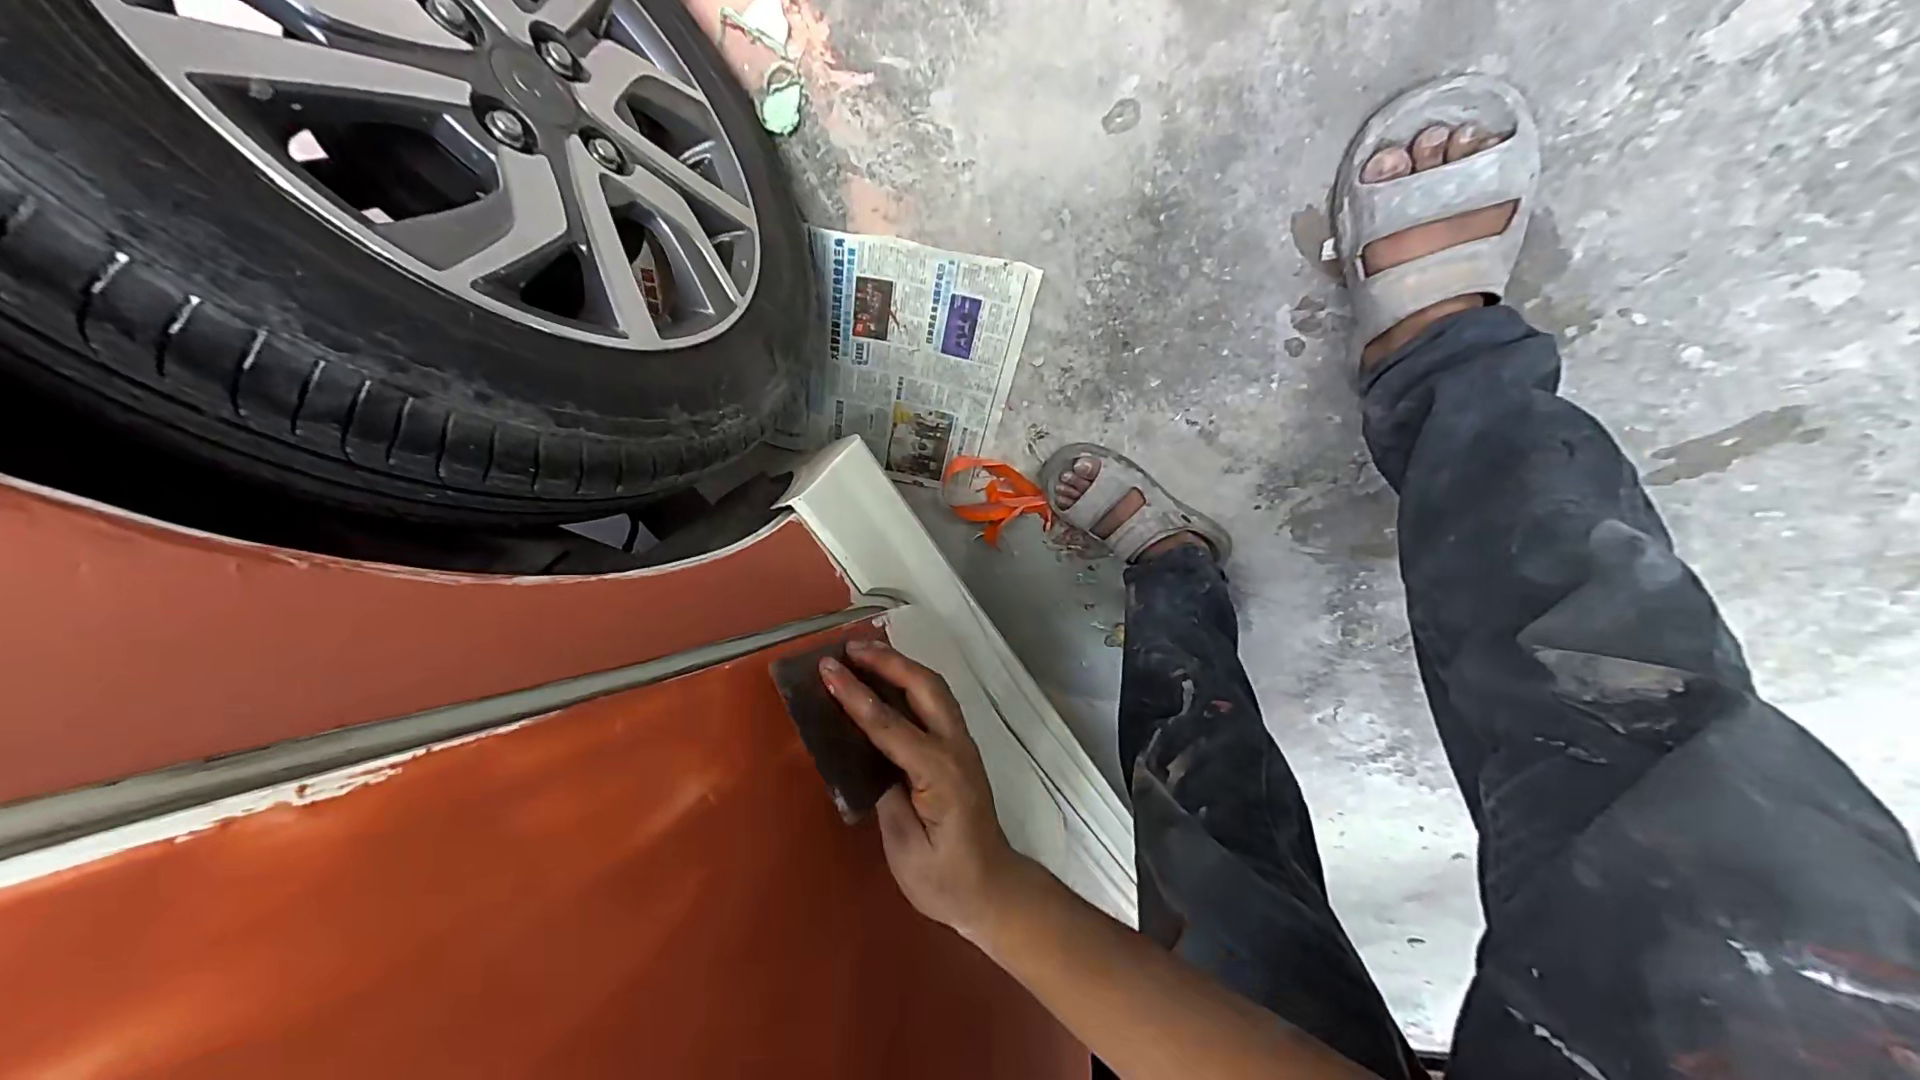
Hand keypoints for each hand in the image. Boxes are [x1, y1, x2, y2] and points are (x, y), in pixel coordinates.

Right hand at [819, 638, 1027, 937]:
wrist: (992, 888)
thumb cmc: (946, 879)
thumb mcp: (905, 849)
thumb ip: (886, 797)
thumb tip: (865, 757)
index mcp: (940, 773)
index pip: (890, 725)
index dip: (856, 696)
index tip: (828, 669)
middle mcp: (956, 747)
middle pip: (924, 687)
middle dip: (887, 661)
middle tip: (849, 648)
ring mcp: (962, 744)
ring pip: (935, 688)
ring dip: (901, 665)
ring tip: (865, 653)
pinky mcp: (959, 748)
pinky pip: (936, 703)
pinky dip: (911, 682)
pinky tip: (890, 679)